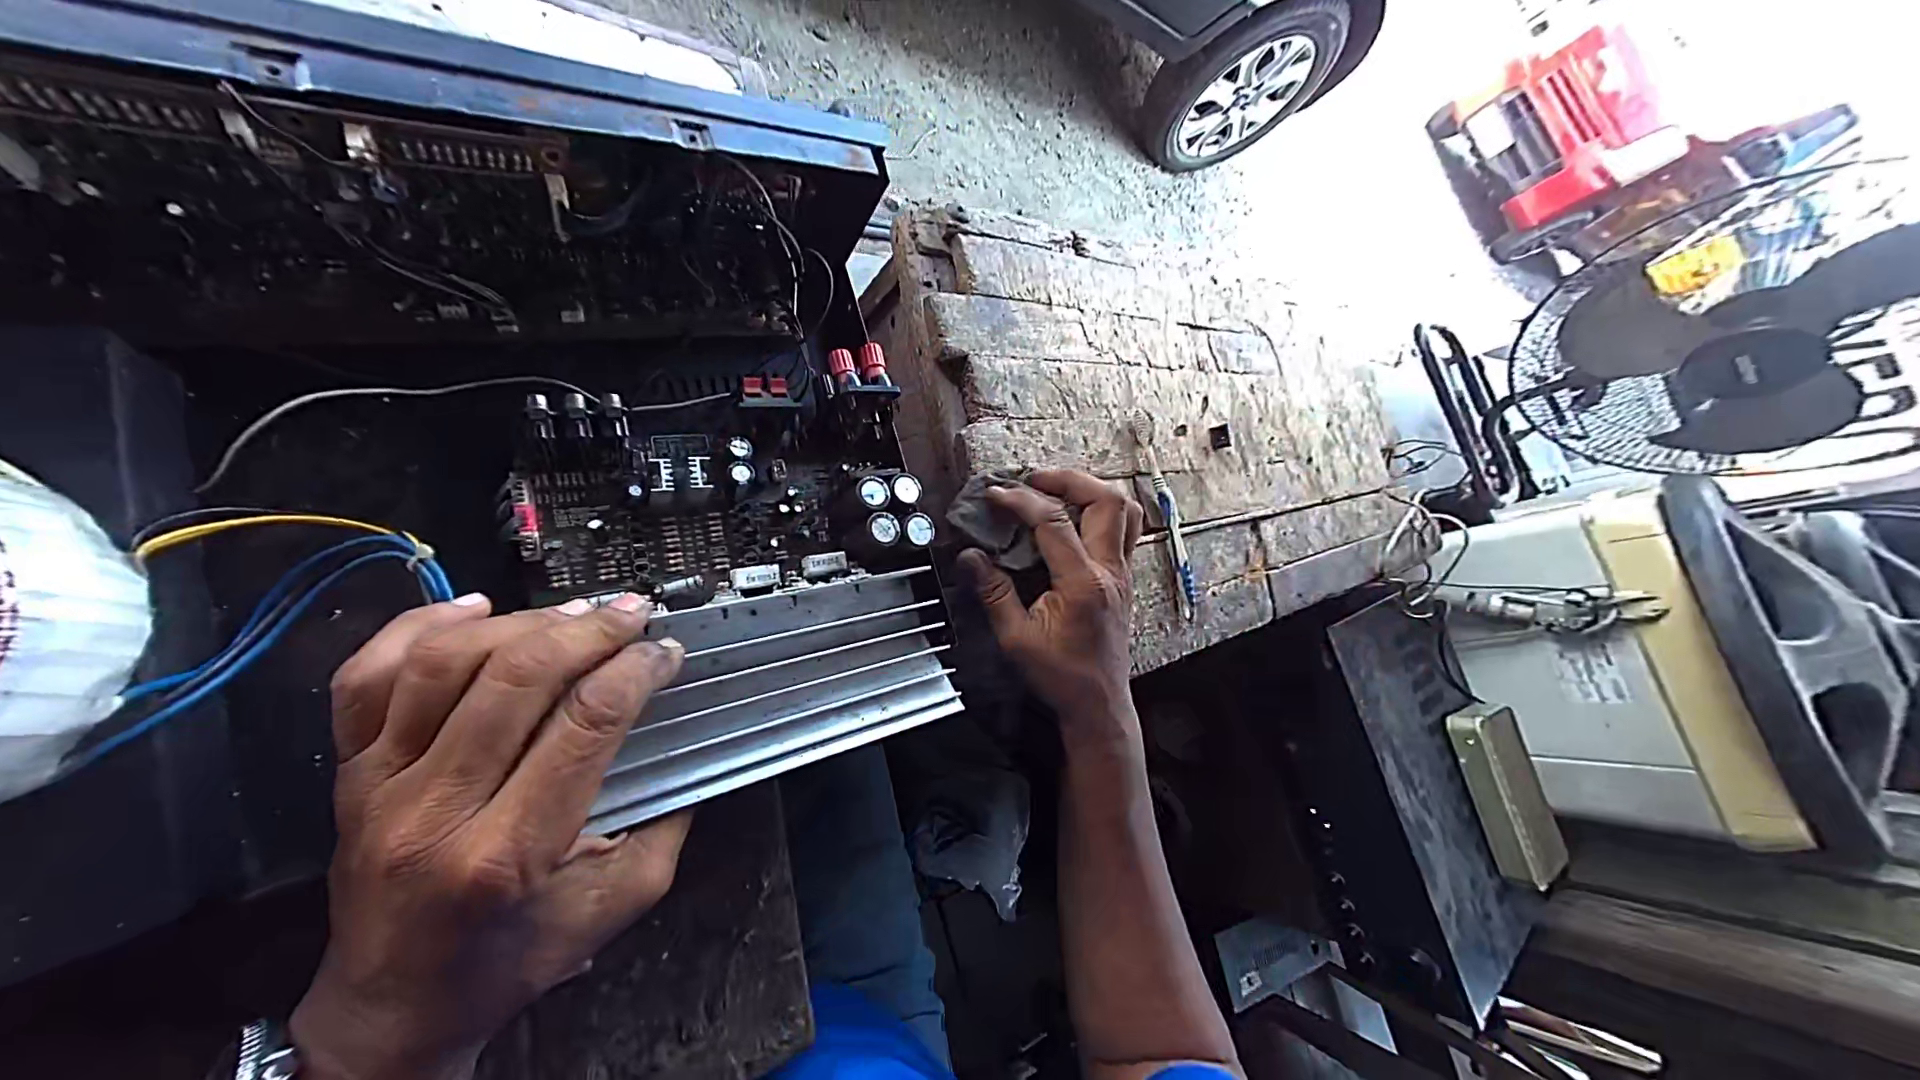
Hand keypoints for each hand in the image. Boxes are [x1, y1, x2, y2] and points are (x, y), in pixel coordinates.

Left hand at [291, 593, 687, 1079]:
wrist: (393, 1006)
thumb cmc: (516, 956)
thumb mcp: (621, 900)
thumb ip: (668, 819)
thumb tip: (692, 739)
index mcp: (508, 852)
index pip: (585, 724)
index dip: (636, 673)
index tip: (667, 654)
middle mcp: (434, 810)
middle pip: (518, 680)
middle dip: (591, 632)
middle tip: (634, 613)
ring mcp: (378, 785)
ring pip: (446, 664)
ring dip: (523, 622)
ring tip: (576, 612)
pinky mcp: (347, 772)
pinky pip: (365, 678)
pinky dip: (420, 627)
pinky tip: (476, 607)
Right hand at [957, 470, 1144, 747]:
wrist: (1098, 702)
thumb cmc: (1062, 677)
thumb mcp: (1017, 638)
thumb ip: (994, 593)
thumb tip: (971, 557)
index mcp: (1083, 584)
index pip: (1054, 523)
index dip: (1020, 501)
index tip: (996, 496)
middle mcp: (1110, 572)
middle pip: (1106, 500)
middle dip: (1068, 479)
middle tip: (1035, 478)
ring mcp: (1122, 573)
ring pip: (1125, 510)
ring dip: (1092, 490)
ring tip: (1059, 489)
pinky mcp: (1123, 578)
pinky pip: (1126, 529)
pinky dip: (1102, 511)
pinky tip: (1077, 517)